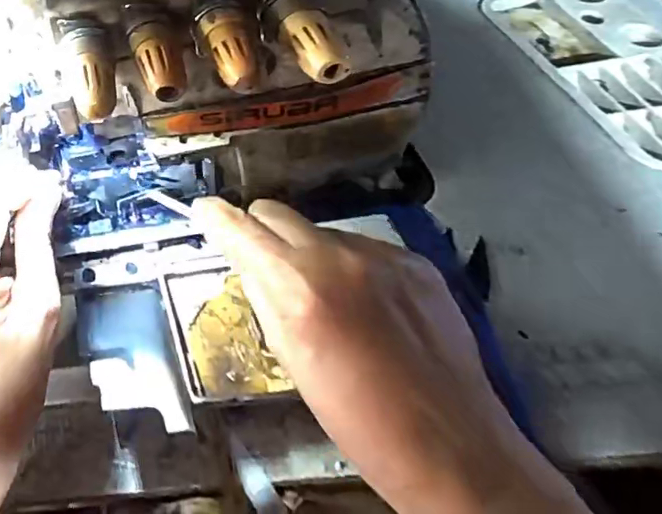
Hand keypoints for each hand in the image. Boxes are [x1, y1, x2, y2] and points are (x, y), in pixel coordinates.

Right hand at [190, 198, 587, 513]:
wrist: (457, 452)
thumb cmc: (361, 422)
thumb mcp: (294, 363)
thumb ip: (266, 302)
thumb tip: (250, 266)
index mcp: (299, 287)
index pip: (242, 229)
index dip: (216, 216)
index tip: (205, 211)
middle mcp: (337, 256)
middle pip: (276, 212)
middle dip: (261, 230)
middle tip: (265, 262)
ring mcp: (381, 255)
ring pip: (321, 230)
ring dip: (311, 252)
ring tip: (330, 300)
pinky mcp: (415, 262)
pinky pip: (364, 247)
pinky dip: (353, 266)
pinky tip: (370, 306)